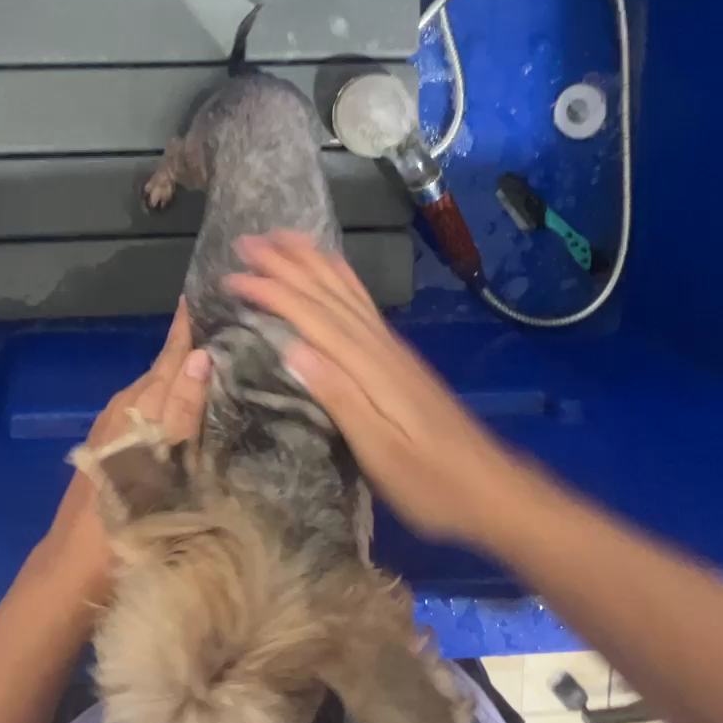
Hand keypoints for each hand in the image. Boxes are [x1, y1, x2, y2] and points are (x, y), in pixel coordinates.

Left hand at [32, 299, 211, 601]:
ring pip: (163, 388)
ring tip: (229, 354)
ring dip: (190, 371)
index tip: (214, 290)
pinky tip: (201, 405)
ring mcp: (121, 429)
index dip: (190, 324)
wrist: (74, 571)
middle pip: (168, 367)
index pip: (171, 352)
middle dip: (197, 343)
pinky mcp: (121, 450)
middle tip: (238, 321)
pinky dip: (179, 399)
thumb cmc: (121, 520)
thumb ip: (179, 411)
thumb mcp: (156, 465)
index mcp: (136, 404)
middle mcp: (126, 407)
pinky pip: (157, 410)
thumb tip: (202, 355)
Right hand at [226, 231, 536, 547]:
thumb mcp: (381, 453)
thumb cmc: (430, 482)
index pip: (310, 315)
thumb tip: (292, 349)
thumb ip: (339, 398)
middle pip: (325, 291)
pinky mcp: (396, 353)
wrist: (490, 486)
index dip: (270, 291)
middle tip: (244, 240)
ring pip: (344, 289)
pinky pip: (361, 301)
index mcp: (367, 366)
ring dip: (310, 259)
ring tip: (280, 236)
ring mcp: (390, 345)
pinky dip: (340, 275)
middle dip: (284, 263)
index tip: (231, 276)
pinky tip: (331, 267)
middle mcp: (378, 344)